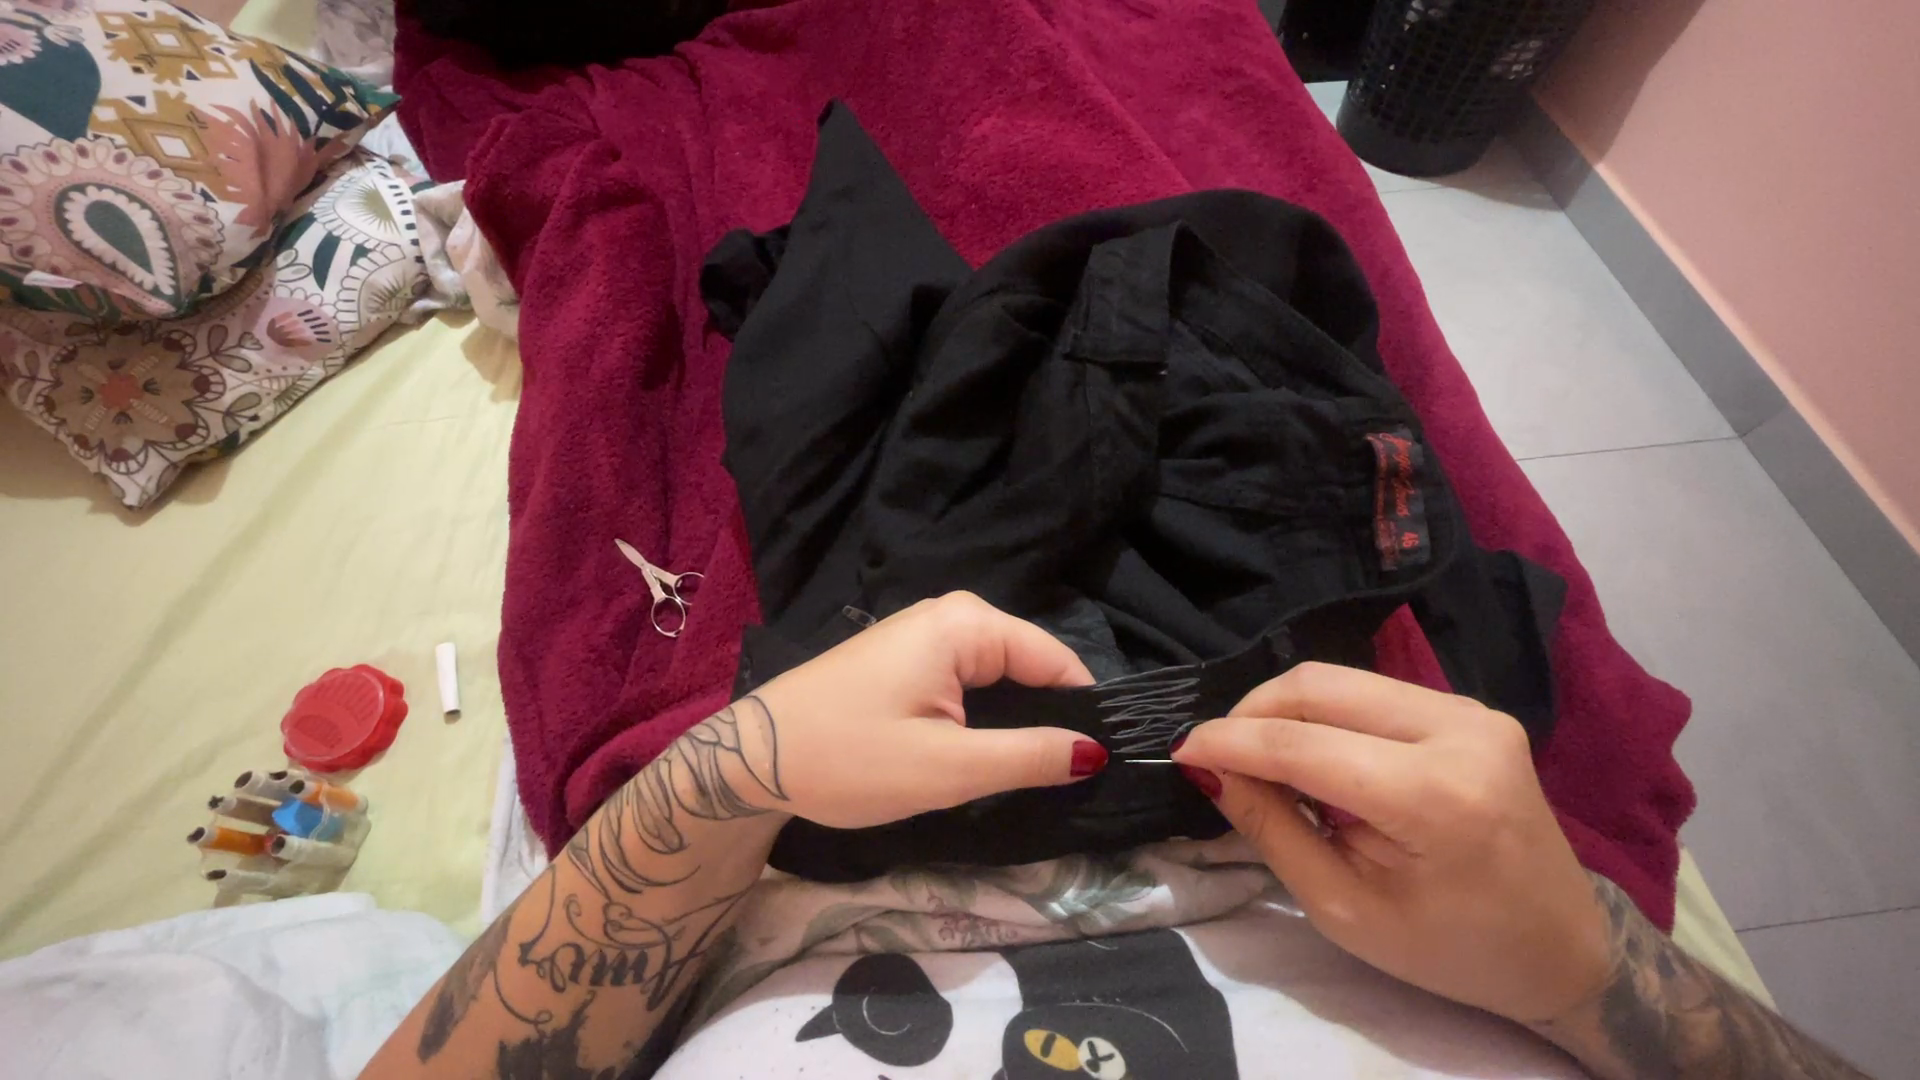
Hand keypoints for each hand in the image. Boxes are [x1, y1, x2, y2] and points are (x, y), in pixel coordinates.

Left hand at [751, 591, 1106, 829]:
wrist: (752, 758)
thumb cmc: (850, 758)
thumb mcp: (947, 768)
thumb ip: (1029, 756)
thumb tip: (1096, 751)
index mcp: (966, 624)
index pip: (1056, 659)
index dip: (1086, 710)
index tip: (1106, 763)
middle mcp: (950, 614)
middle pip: (1029, 663)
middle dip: (1050, 716)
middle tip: (1065, 779)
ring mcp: (924, 633)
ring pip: (999, 675)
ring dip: (1016, 719)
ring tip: (1030, 771)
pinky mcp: (906, 656)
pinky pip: (968, 680)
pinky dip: (984, 714)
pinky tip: (985, 751)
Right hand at [1171, 662, 1612, 1026]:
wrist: (1566, 949)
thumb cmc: (1452, 950)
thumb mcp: (1343, 909)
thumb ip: (1270, 828)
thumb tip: (1208, 769)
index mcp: (1437, 798)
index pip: (1303, 744)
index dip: (1230, 741)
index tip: (1180, 752)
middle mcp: (1458, 731)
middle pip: (1316, 686)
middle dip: (1250, 713)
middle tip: (1218, 755)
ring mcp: (1468, 710)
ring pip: (1335, 678)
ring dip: (1281, 711)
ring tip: (1259, 757)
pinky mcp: (1465, 707)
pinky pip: (1364, 690)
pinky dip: (1317, 714)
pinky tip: (1307, 752)